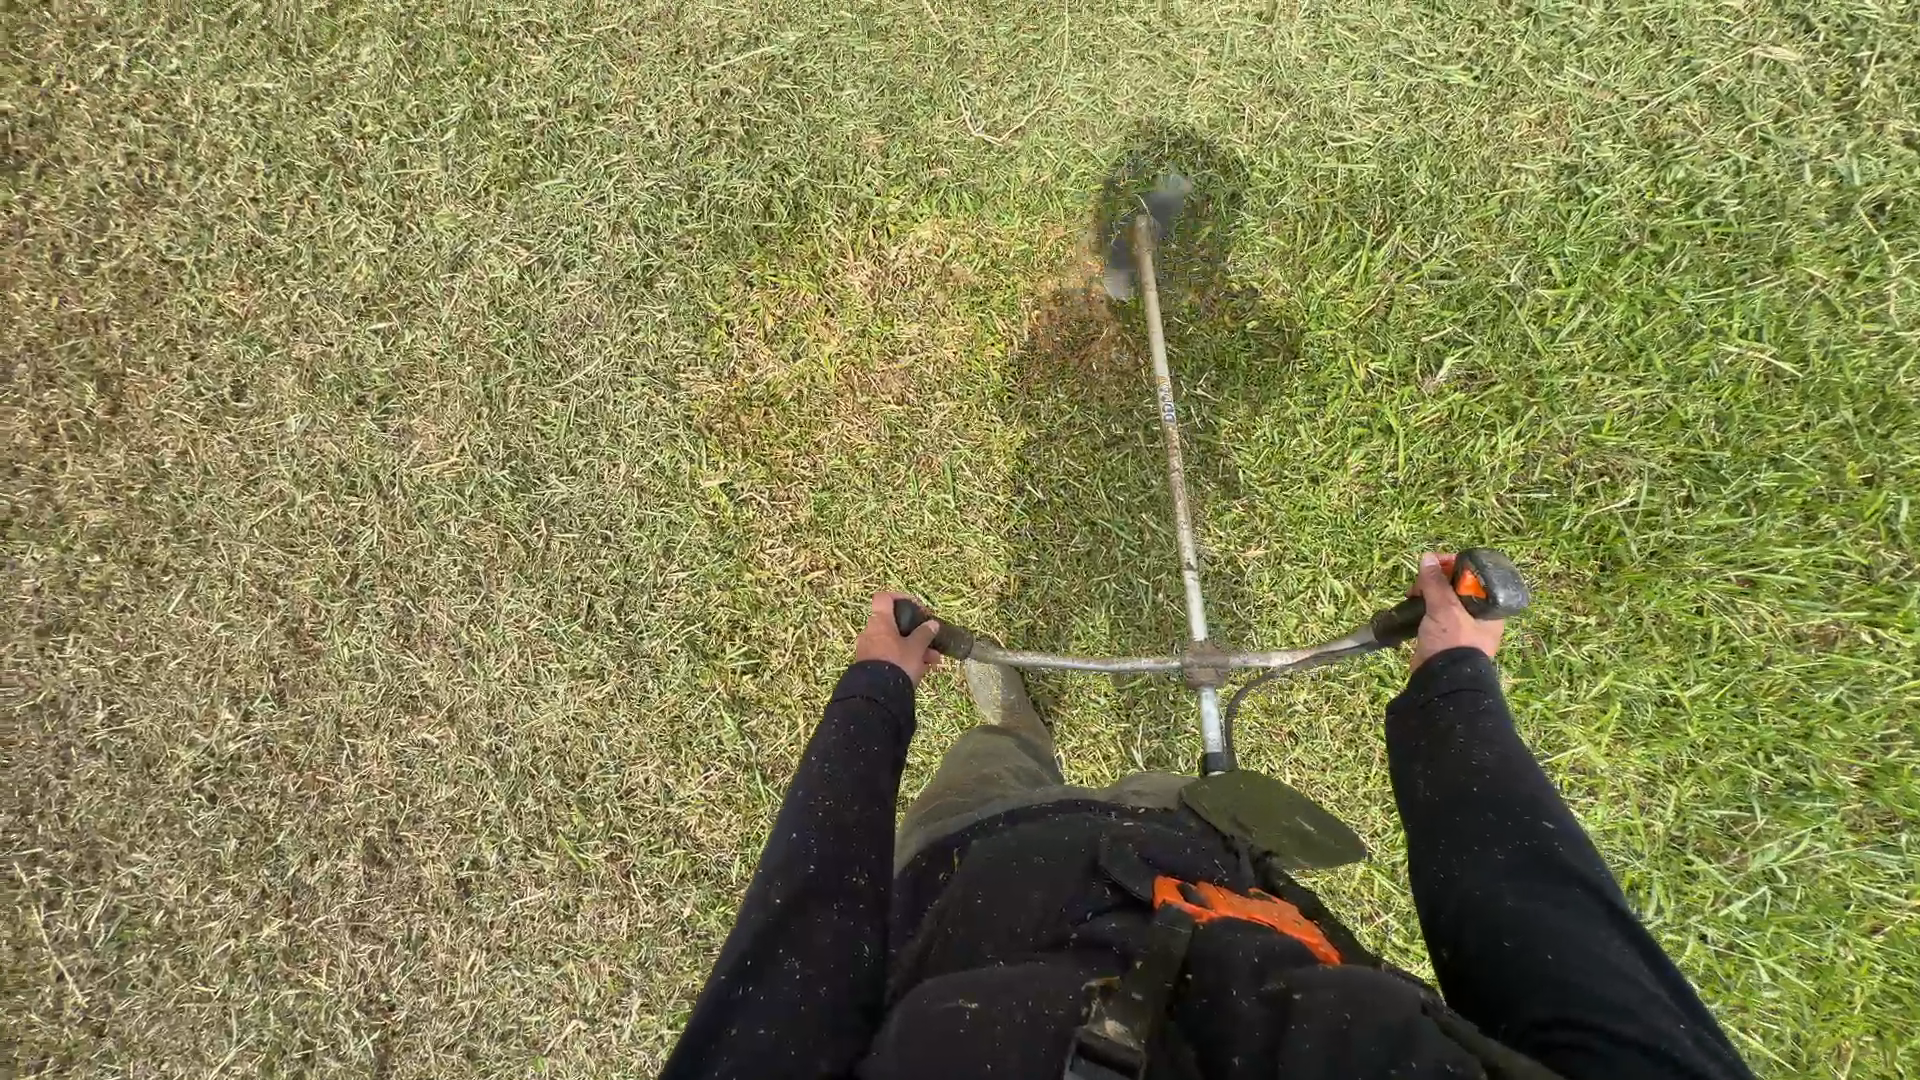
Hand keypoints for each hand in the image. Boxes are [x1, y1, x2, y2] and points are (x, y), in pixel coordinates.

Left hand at [853, 591, 942, 684]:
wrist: (877, 697)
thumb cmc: (898, 664)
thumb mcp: (916, 648)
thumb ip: (925, 634)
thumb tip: (932, 623)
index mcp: (880, 622)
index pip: (884, 598)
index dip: (900, 597)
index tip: (916, 607)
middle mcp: (870, 633)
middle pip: (894, 624)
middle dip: (916, 633)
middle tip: (931, 641)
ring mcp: (868, 650)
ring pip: (895, 643)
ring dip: (914, 649)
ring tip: (933, 662)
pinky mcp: (870, 666)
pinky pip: (890, 656)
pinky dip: (905, 660)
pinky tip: (921, 671)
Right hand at [1409, 552, 1505, 670]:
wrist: (1442, 678)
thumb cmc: (1452, 642)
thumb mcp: (1444, 609)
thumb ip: (1435, 583)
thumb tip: (1427, 558)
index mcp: (1490, 607)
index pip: (1474, 576)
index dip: (1454, 566)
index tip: (1433, 565)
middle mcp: (1478, 613)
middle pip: (1455, 584)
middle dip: (1434, 579)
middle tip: (1419, 585)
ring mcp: (1460, 623)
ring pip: (1442, 597)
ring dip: (1425, 591)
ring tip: (1412, 595)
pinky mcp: (1444, 632)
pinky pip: (1433, 610)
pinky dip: (1422, 605)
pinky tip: (1412, 605)